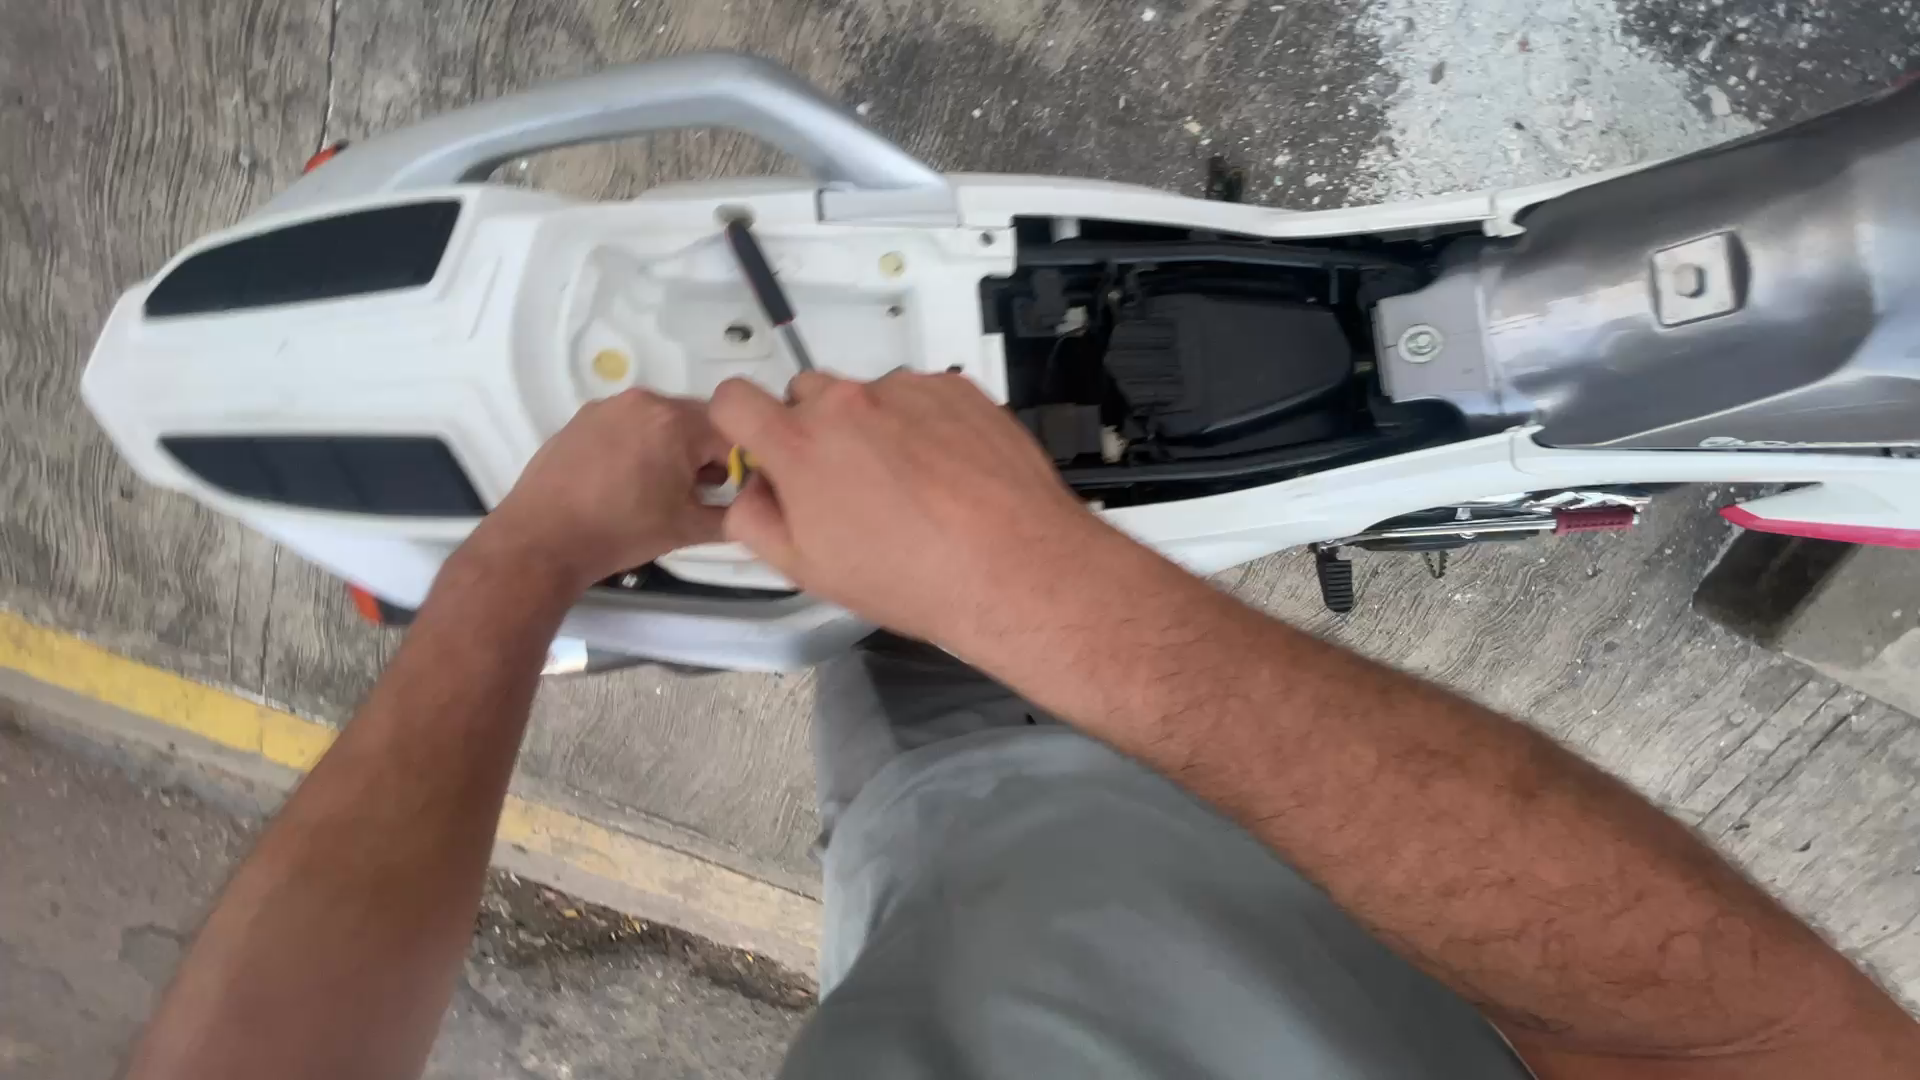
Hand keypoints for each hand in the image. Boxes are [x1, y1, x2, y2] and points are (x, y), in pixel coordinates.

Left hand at [473, 389, 730, 591]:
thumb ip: (734, 514)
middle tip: (701, 493)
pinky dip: (643, 445)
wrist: (541, 541)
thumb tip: (756, 509)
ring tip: (663, 488)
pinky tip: (630, 481)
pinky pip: (631, 424)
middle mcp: (644, 401)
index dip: (743, 464)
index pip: (734, 433)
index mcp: (676, 422)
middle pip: (699, 421)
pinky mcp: (583, 418)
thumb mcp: (689, 529)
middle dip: (709, 454)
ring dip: (676, 448)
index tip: (739, 491)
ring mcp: (609, 406)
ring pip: (664, 420)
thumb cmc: (621, 532)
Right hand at [708, 371, 1112, 648]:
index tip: (765, 451)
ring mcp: (908, 389)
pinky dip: (924, 423)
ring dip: (874, 427)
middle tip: (850, 485)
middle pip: (806, 396)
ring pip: (868, 397)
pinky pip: (922, 395)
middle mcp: (850, 402)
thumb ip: (756, 520)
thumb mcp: (811, 570)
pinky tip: (949, 472)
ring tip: (913, 485)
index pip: (734, 400)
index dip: (742, 426)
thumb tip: (752, 489)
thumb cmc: (910, 579)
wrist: (1015, 568)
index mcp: (801, 444)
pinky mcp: (958, 388)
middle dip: (815, 432)